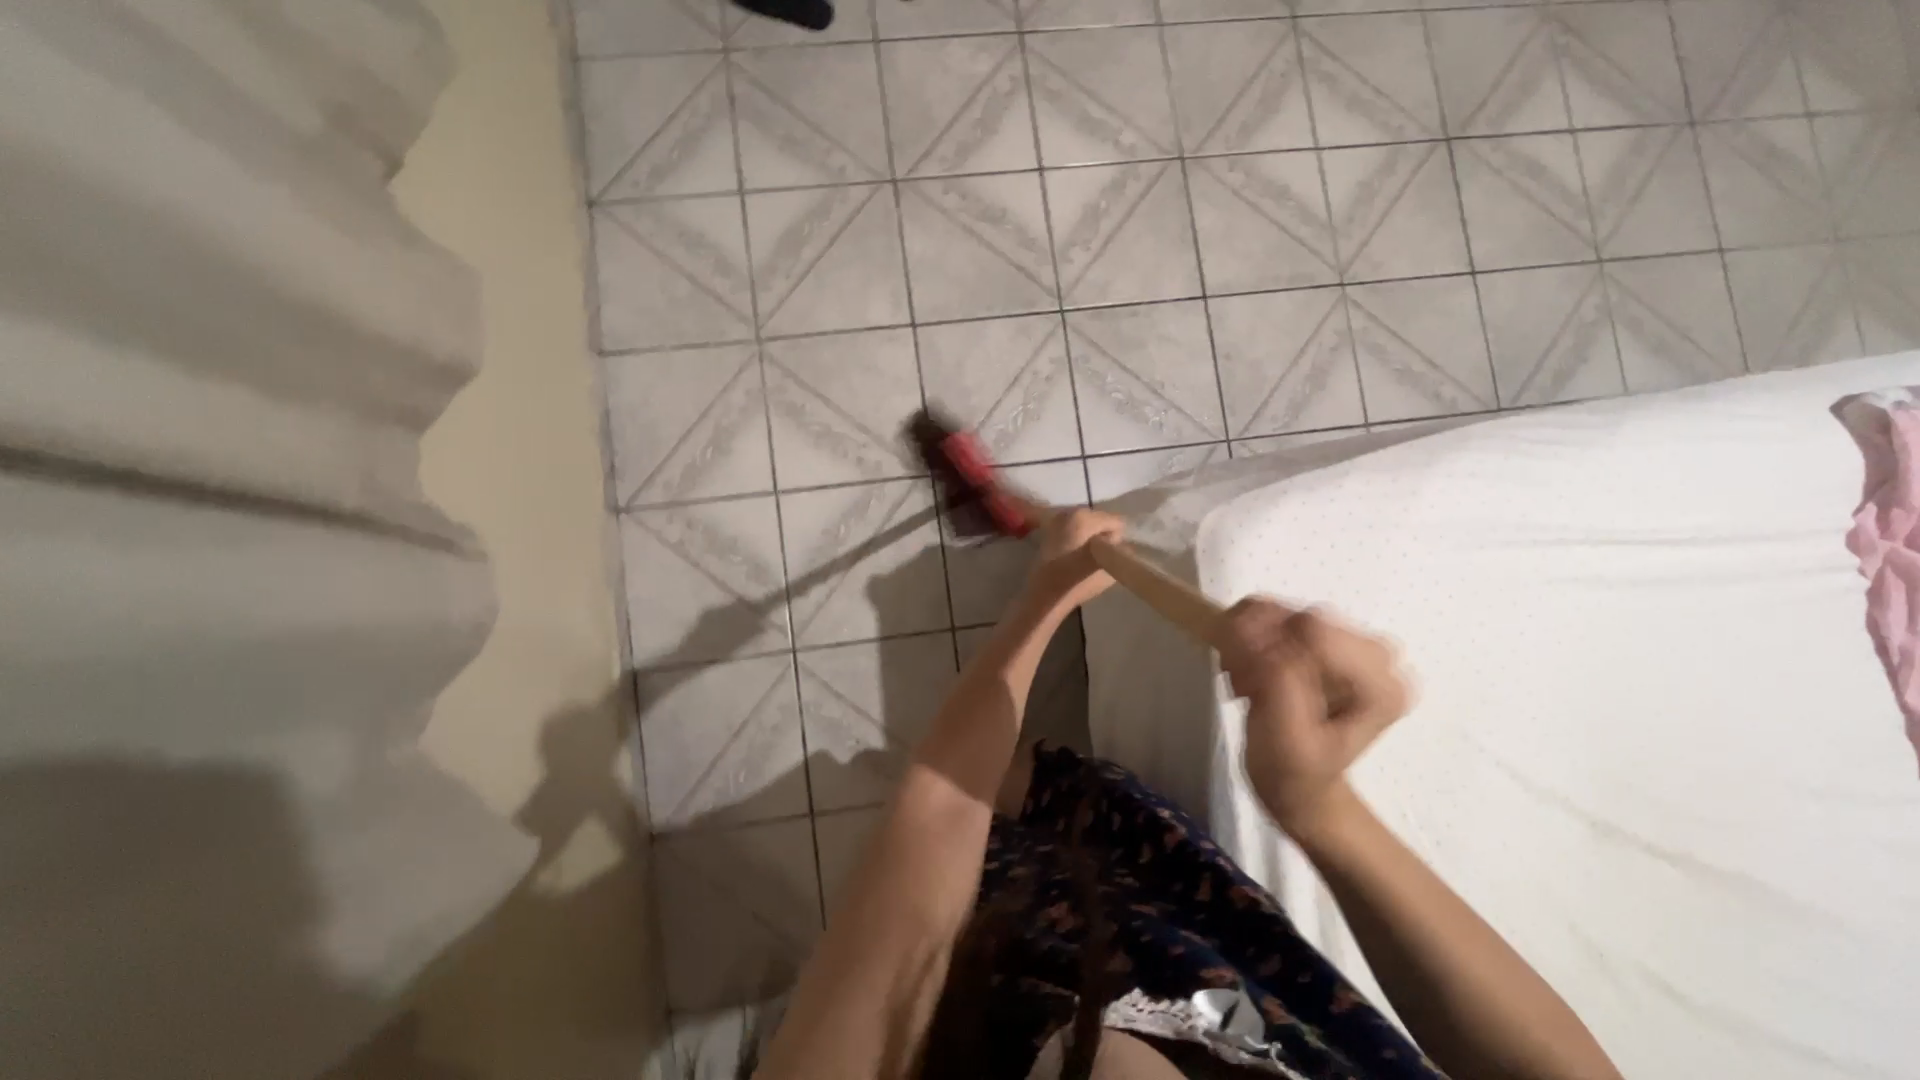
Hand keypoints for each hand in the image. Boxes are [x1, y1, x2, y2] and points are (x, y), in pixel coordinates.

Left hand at [1022, 508, 1126, 612]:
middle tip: (1103, 554)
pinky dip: (1078, 537)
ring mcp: (1056, 519)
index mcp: (1084, 518)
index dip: (1118, 538)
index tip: (1115, 554)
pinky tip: (1077, 554)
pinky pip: (1072, 528)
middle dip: (1103, 533)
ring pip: (1085, 523)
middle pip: (1098, 518)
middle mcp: (1070, 512)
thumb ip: (1118, 552)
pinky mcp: (1049, 529)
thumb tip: (1118, 545)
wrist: (1044, 593)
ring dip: (1090, 535)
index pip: (1116, 521)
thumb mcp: (1108, 569)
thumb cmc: (1077, 582)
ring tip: (1090, 555)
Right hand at [1217, 598, 1410, 835]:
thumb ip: (1278, 681)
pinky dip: (1248, 635)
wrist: (1298, 786)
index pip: (1316, 634)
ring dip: (1248, 642)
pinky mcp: (1324, 635)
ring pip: (1282, 612)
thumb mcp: (1286, 738)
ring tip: (1242, 681)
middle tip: (1240, 685)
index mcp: (1382, 685)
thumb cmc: (1294, 773)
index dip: (1269, 649)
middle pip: (1300, 619)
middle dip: (1257, 647)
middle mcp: (1377, 655)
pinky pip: (1274, 612)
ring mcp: (1351, 642)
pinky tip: (1247, 667)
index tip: (1243, 685)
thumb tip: (1253, 628)